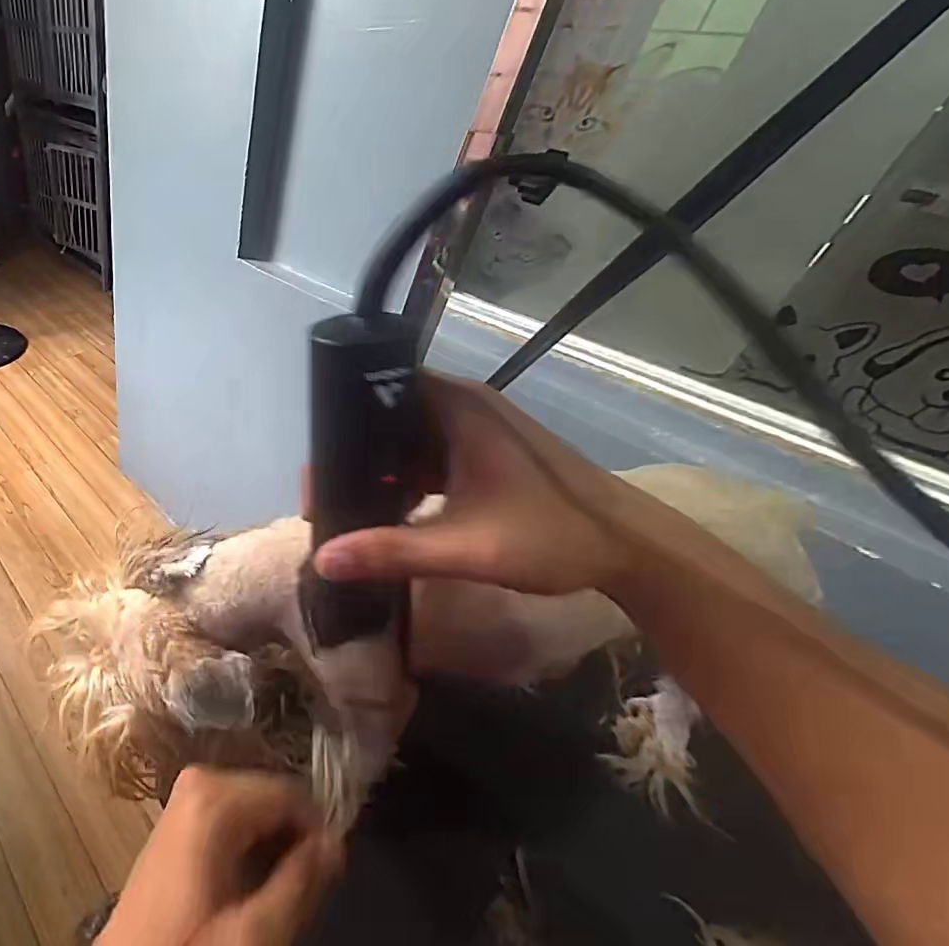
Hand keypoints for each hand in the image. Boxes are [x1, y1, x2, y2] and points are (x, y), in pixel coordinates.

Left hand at [97, 767, 343, 945]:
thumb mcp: (252, 934)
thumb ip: (302, 882)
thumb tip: (337, 842)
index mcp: (214, 796)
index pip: (294, 793)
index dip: (319, 832)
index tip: (329, 874)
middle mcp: (199, 780)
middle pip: (274, 798)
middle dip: (293, 841)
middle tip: (297, 891)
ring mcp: (186, 795)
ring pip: (257, 809)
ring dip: (273, 848)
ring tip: (271, 895)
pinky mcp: (181, 816)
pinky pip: (235, 818)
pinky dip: (250, 847)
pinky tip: (246, 887)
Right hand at [312, 375, 699, 601]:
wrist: (628, 546)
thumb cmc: (553, 535)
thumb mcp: (466, 547)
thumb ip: (392, 551)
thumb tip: (323, 559)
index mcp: (457, 406)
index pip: (379, 388)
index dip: (343, 422)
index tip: (319, 465)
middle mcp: (464, 404)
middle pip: (389, 415)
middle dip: (357, 454)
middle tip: (326, 494)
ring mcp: (477, 426)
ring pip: (410, 437)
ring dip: (383, 468)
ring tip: (350, 505)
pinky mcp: (485, 450)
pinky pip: (431, 453)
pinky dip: (409, 477)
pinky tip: (392, 510)